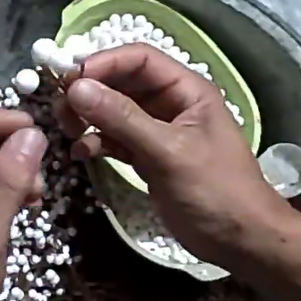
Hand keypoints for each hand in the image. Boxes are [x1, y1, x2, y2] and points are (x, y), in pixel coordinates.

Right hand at [56, 44, 294, 267]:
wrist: (240, 241)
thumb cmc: (215, 190)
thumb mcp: (168, 151)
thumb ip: (122, 119)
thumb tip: (77, 88)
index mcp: (186, 90)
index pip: (139, 60)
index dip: (104, 63)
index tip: (69, 80)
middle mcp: (170, 104)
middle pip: (121, 82)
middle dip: (90, 91)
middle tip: (60, 108)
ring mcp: (157, 132)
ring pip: (114, 111)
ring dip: (88, 117)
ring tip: (67, 130)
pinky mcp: (147, 158)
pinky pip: (114, 140)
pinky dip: (95, 143)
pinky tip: (80, 154)